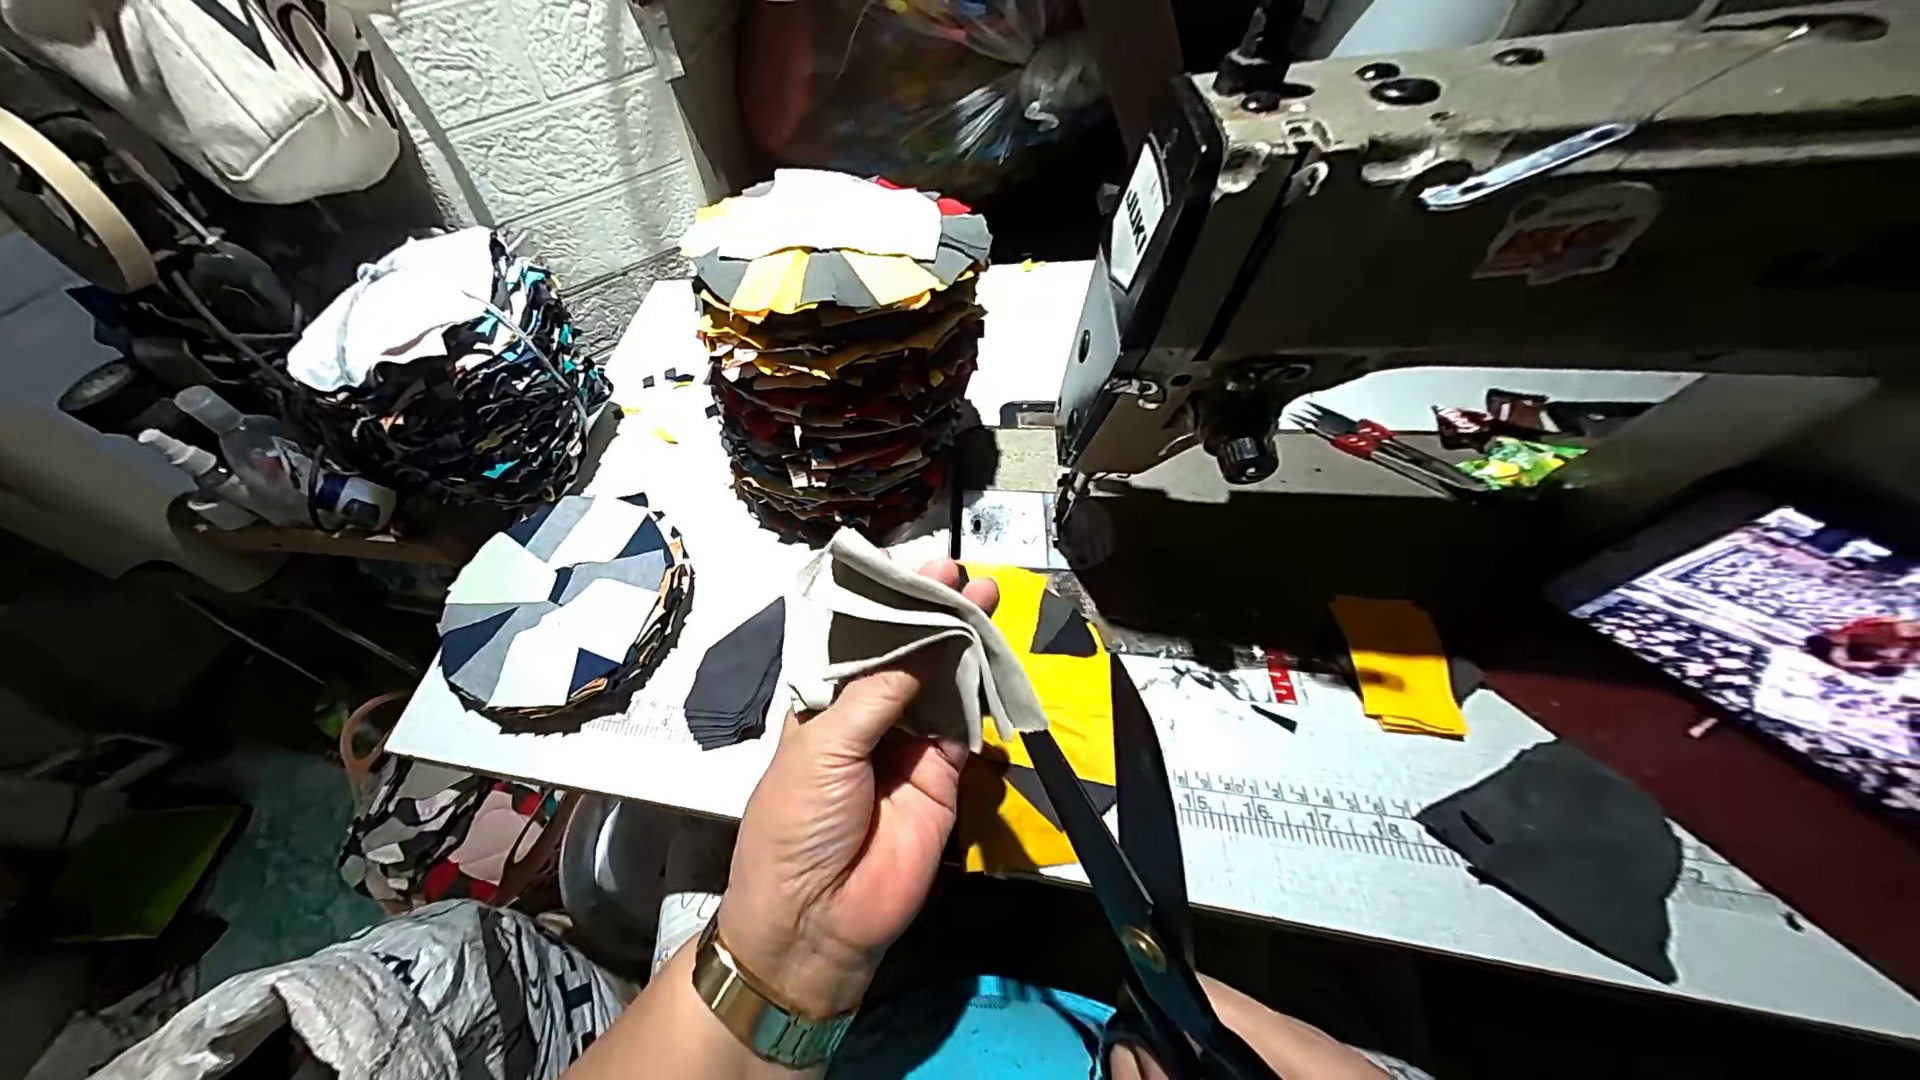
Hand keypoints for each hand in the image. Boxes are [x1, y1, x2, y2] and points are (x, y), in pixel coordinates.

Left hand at [719, 559, 999, 1016]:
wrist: (819, 919)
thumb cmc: (797, 822)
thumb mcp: (824, 746)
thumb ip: (878, 693)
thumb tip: (922, 643)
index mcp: (828, 700)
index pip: (862, 640)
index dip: (889, 606)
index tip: (918, 572)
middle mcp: (870, 714)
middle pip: (908, 654)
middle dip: (932, 614)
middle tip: (961, 577)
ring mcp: (909, 741)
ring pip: (941, 680)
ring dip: (962, 642)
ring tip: (984, 598)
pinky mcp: (943, 771)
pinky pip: (964, 723)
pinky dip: (977, 689)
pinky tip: (988, 651)